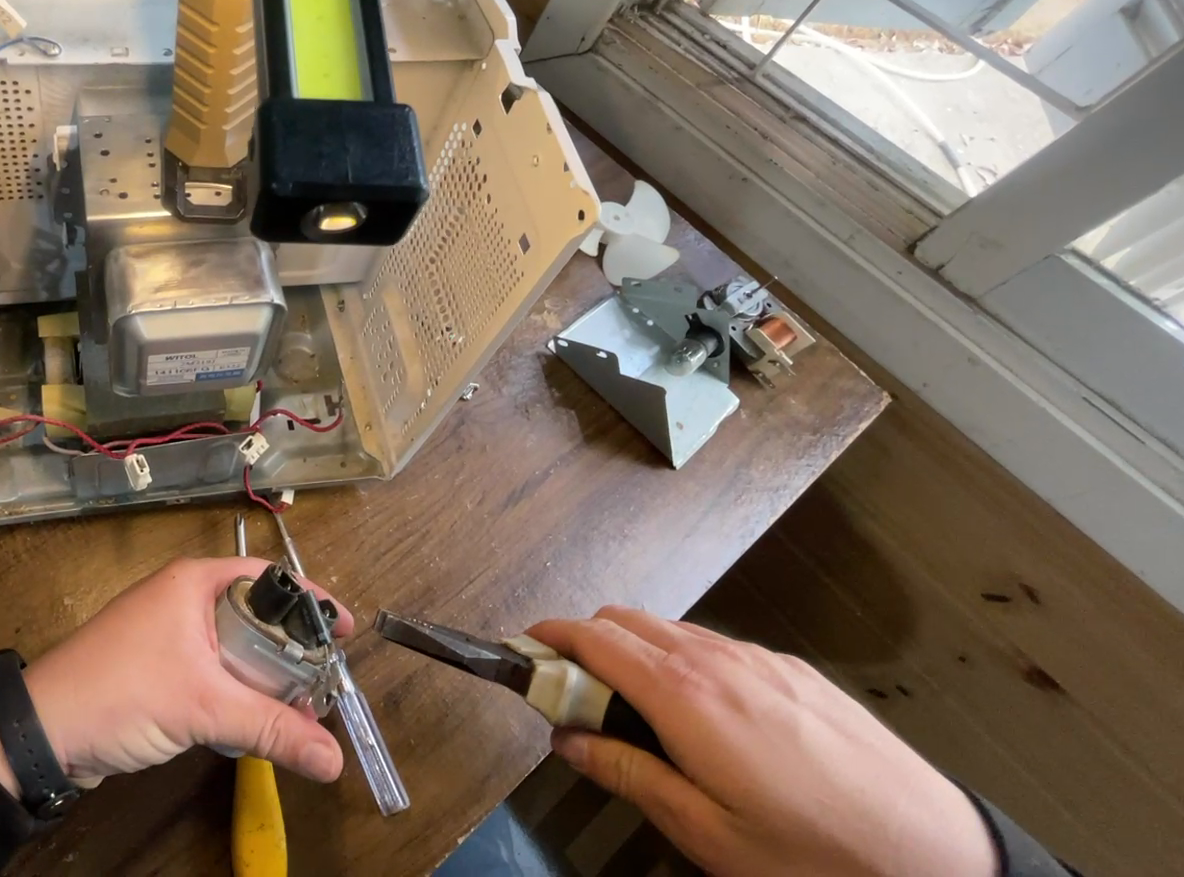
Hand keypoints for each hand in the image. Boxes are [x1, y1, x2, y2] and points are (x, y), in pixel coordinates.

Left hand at [0, 557, 351, 793]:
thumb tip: (334, 760)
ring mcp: (171, 632)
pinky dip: (239, 691)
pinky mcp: (161, 666)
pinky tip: (259, 722)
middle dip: (293, 650)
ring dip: (268, 677)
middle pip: (257, 615)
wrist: (44, 731)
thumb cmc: (122, 692)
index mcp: (195, 583)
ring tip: (303, 709)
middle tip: (327, 681)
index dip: (310, 602)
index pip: (269, 579)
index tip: (345, 632)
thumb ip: (271, 728)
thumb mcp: (202, 707)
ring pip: (237, 648)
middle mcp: (185, 598)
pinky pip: (215, 670)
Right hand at [527, 607, 996, 876]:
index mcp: (684, 695)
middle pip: (623, 619)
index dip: (549, 636)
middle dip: (586, 642)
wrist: (944, 860)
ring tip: (639, 711)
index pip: (593, 637)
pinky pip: (715, 645)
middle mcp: (716, 659)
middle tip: (578, 696)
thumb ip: (625, 773)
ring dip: (633, 651)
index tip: (527, 650)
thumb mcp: (705, 832)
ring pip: (668, 629)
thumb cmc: (818, 856)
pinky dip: (681, 659)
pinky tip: (704, 715)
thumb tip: (567, 741)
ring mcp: (758, 658)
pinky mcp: (792, 669)